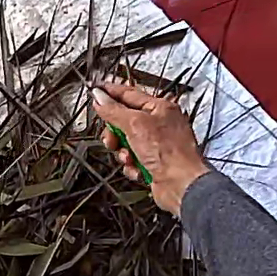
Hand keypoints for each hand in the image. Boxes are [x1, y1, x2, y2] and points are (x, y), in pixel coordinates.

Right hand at [90, 80, 211, 214]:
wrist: (181, 185)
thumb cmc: (170, 153)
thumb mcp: (135, 125)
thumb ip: (114, 110)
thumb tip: (99, 97)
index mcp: (160, 108)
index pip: (129, 94)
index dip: (110, 92)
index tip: (95, 91)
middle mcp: (160, 124)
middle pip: (124, 121)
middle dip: (114, 133)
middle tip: (112, 139)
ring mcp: (157, 145)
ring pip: (125, 143)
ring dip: (122, 152)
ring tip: (129, 157)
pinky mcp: (153, 163)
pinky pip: (131, 161)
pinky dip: (131, 166)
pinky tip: (138, 169)